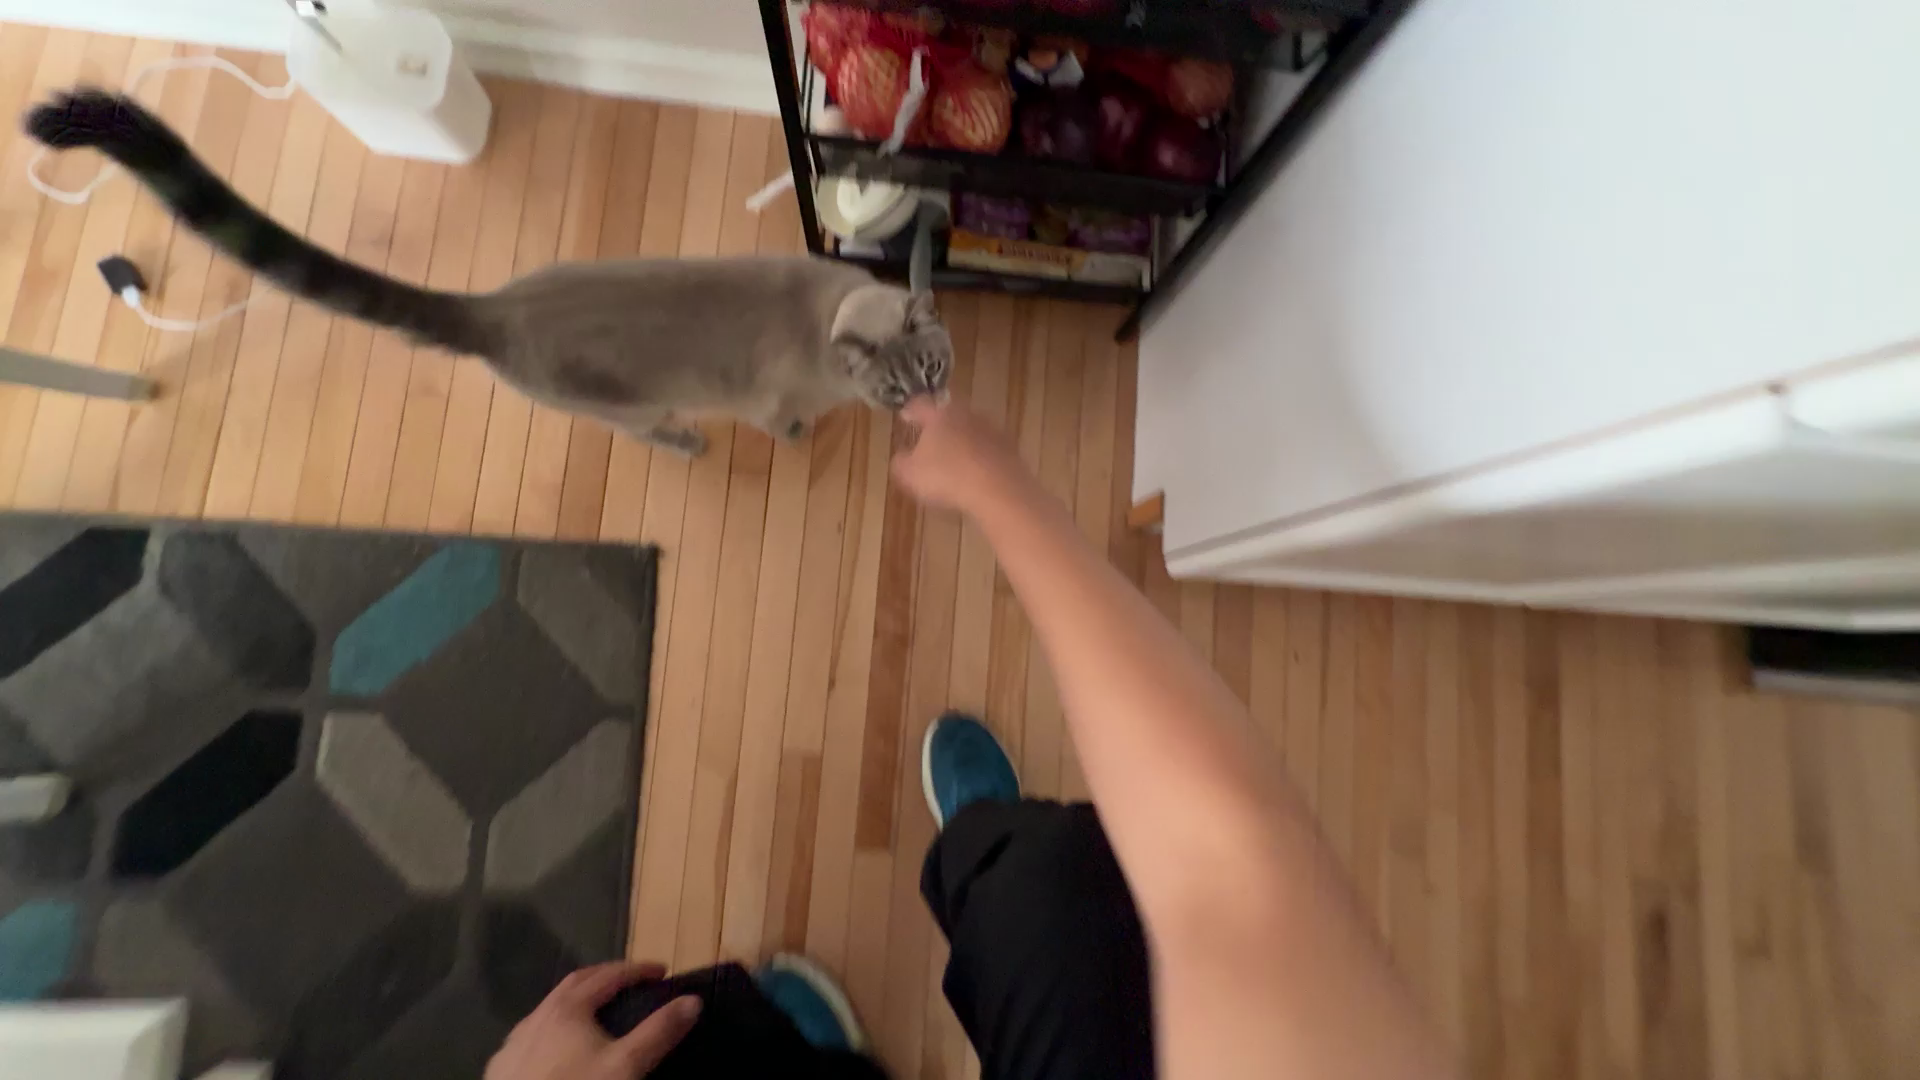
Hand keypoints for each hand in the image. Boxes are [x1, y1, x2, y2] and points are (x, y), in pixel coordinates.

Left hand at [484, 962, 701, 1079]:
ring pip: (548, 1009)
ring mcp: (512, 1046)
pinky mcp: (498, 1074)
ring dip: (576, 1000)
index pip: (610, 975)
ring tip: (596, 1012)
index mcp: (568, 1008)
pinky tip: (555, 1050)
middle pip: (575, 983)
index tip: (662, 972)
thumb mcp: (625, 1069)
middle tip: (632, 981)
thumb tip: (693, 1000)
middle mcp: (537, 1017)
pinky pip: (529, 1037)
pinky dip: (552, 1029)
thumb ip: (659, 1032)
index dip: (638, 970)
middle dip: (606, 976)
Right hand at [892, 396, 1031, 514]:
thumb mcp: (911, 475)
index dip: (911, 410)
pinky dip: (980, 458)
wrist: (999, 490)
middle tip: (930, 440)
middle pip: (949, 414)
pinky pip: (989, 450)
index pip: (921, 404)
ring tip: (954, 460)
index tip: (905, 416)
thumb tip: (901, 457)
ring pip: (971, 431)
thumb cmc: (947, 478)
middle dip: (939, 426)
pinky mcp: (1010, 448)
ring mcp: (992, 430)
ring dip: (962, 442)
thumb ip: (901, 463)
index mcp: (939, 414)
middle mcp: (967, 414)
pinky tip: (976, 474)